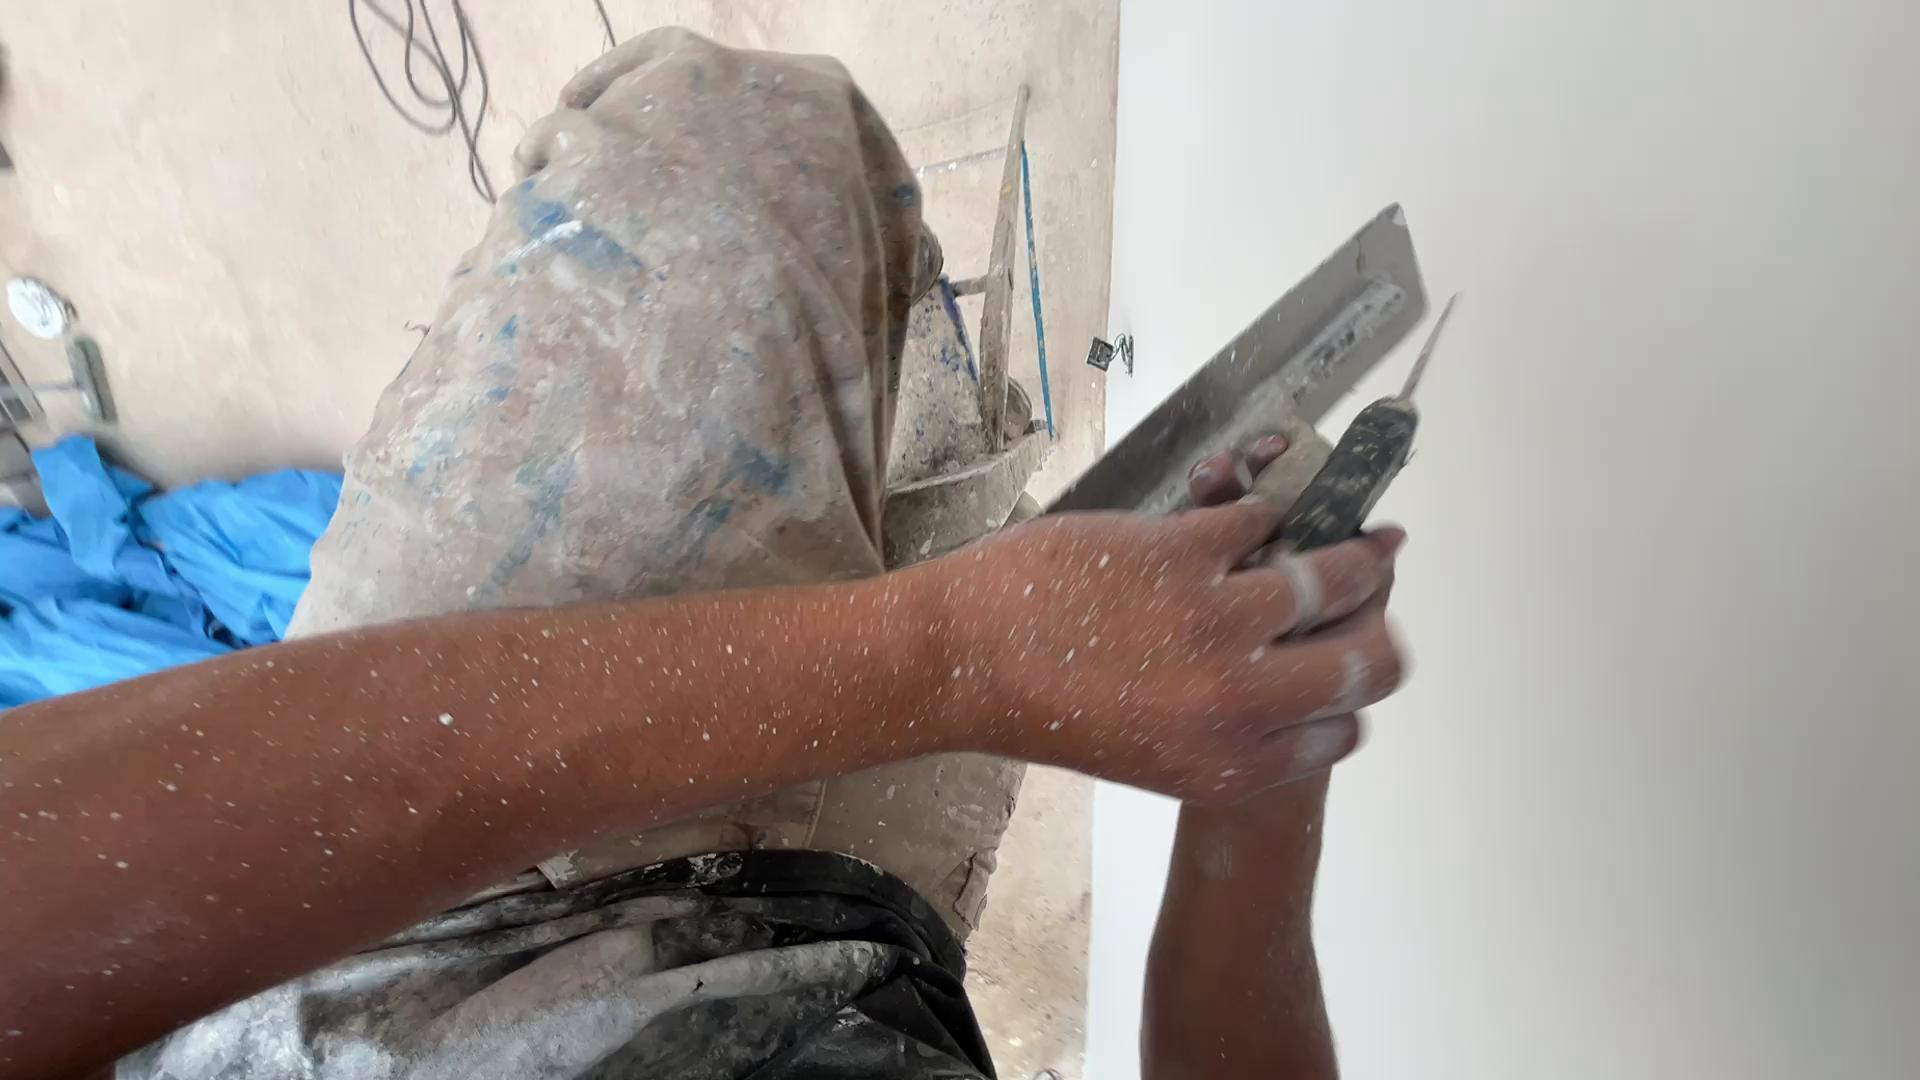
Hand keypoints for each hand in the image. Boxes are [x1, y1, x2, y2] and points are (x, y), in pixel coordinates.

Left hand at [929, 436, 1405, 802]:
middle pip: (1369, 660)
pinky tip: (1243, 507)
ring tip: (1350, 534)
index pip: (1343, 730)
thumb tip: (1285, 675)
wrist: (964, 660)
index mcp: (1228, 765)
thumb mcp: (1150, 749)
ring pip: (1335, 575)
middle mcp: (1237, 703)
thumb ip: (1227, 728)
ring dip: (1351, 550)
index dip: (1349, 688)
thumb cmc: (1046, 704)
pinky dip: (1258, 507)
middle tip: (1370, 588)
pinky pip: (1259, 518)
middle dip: (1376, 622)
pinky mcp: (1180, 552)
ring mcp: (1214, 622)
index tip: (1344, 653)